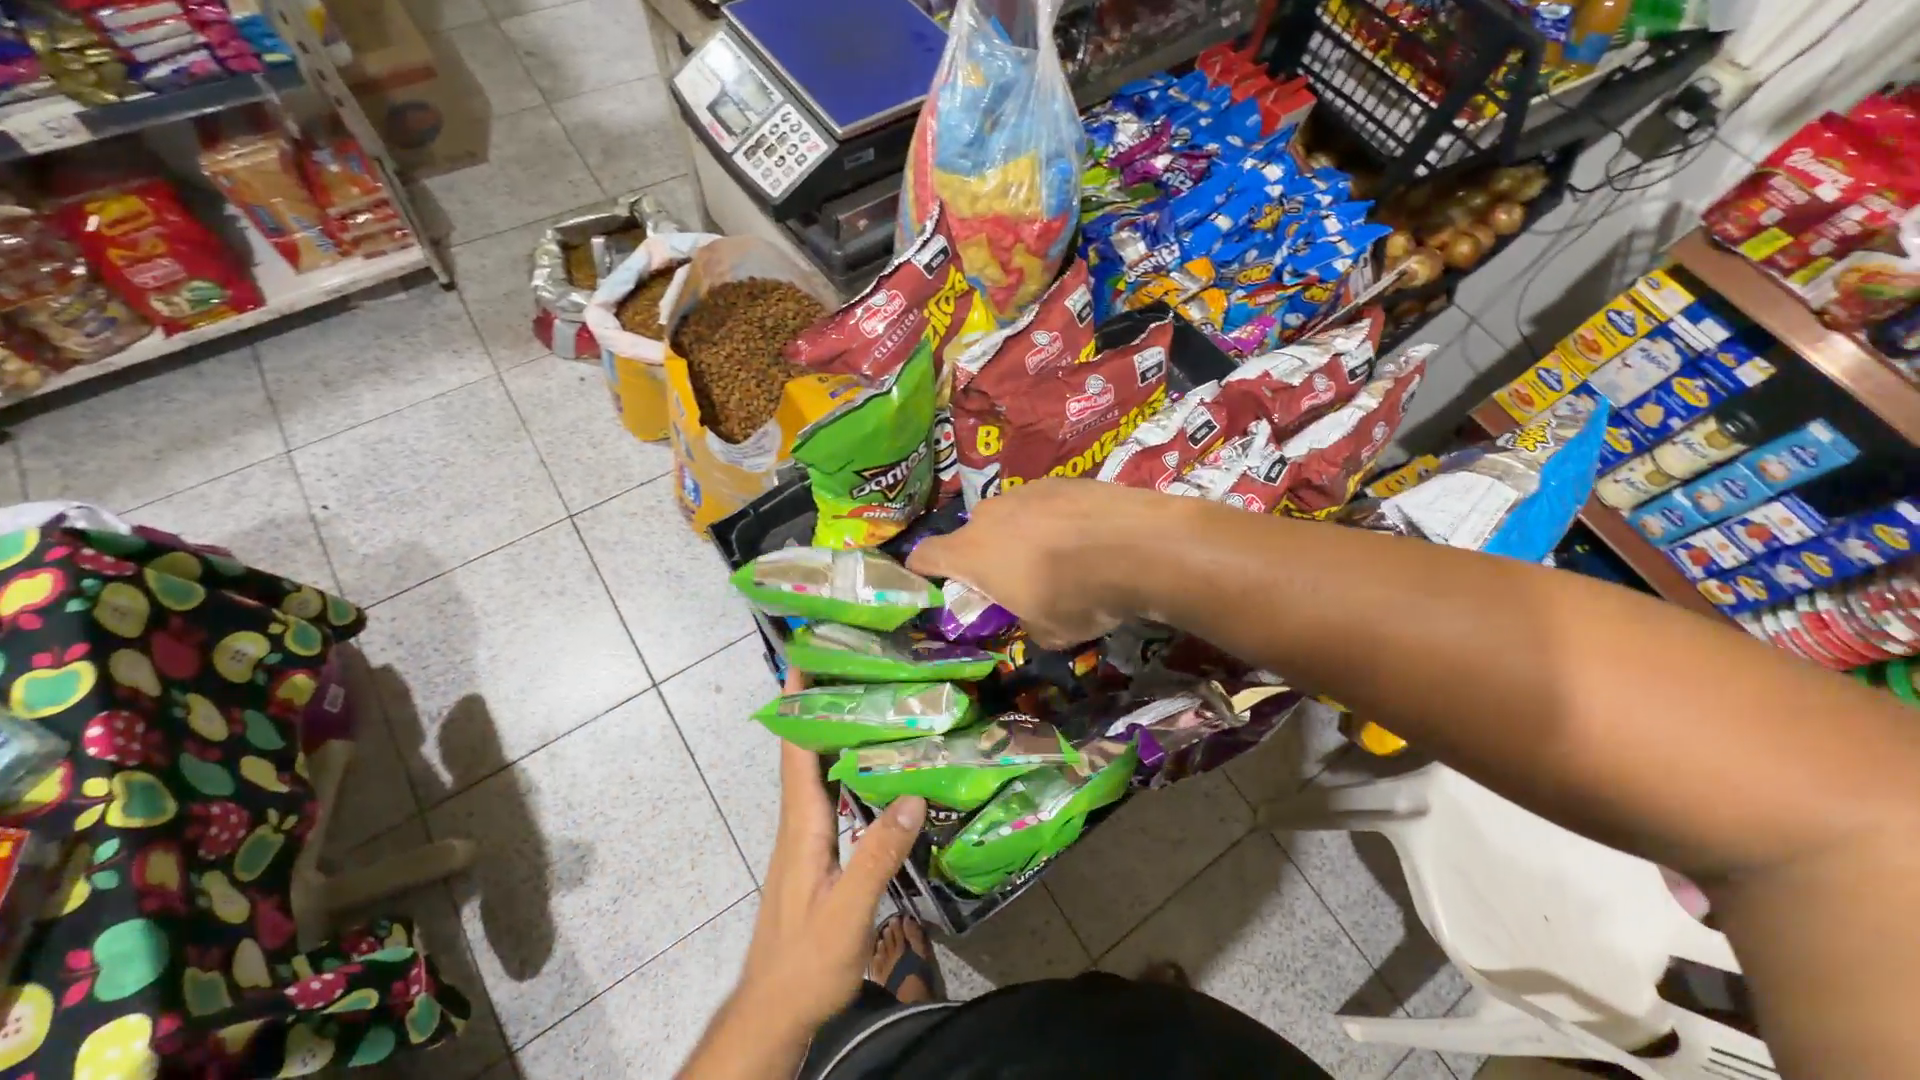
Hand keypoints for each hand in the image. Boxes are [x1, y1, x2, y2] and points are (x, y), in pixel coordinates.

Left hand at [736, 670, 927, 1033]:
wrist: (774, 1009)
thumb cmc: (807, 961)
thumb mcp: (848, 911)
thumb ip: (877, 855)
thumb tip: (912, 795)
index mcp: (801, 827)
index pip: (796, 754)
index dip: (798, 707)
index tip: (804, 660)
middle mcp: (798, 825)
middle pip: (804, 755)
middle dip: (819, 709)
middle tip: (852, 669)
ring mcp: (803, 843)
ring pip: (815, 776)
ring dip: (831, 737)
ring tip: (866, 706)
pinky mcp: (813, 858)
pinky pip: (826, 799)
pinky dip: (842, 772)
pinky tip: (870, 774)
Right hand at [908, 478, 1167, 647]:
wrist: (1138, 545)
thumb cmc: (1079, 596)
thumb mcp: (1050, 632)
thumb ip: (1027, 624)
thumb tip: (1034, 619)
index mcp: (971, 553)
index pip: (925, 556)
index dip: (925, 572)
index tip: (937, 585)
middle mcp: (990, 515)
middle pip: (972, 536)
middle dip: (986, 557)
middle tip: (1014, 581)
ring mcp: (1026, 491)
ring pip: (1010, 517)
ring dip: (1022, 536)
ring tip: (1060, 558)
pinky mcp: (1062, 479)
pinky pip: (1044, 505)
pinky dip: (1055, 521)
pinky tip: (1086, 538)